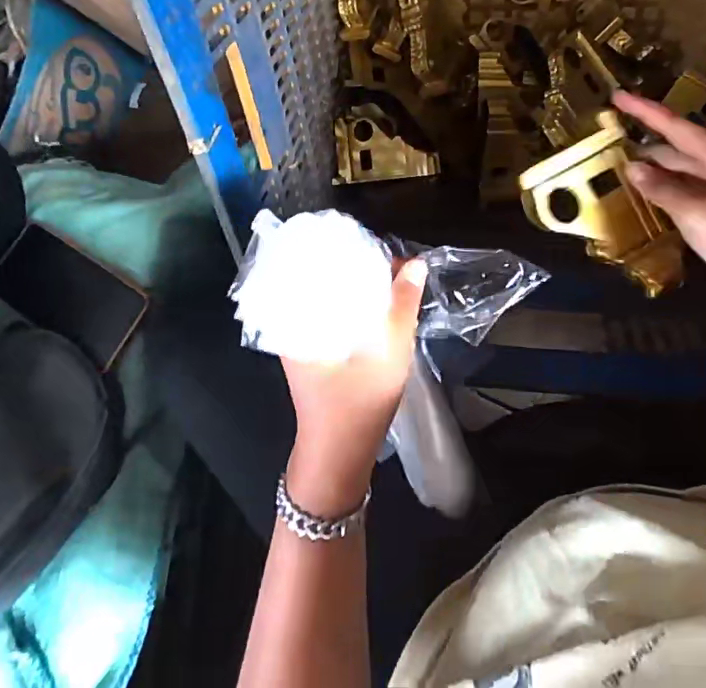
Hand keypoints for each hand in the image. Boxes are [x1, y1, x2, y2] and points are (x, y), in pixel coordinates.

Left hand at [279, 259, 426, 515]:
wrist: (337, 453)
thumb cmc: (359, 401)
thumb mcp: (390, 349)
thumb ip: (402, 303)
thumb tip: (415, 264)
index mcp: (300, 312)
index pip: (318, 261)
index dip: (353, 251)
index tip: (386, 255)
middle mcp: (290, 318)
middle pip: (321, 277)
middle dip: (356, 267)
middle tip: (391, 268)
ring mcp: (296, 335)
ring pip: (325, 296)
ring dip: (353, 287)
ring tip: (385, 282)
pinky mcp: (306, 349)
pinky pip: (325, 313)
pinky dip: (347, 305)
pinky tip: (370, 307)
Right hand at [613, 91, 705, 314]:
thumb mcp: (699, 215)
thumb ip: (664, 190)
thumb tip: (632, 168)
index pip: (680, 130)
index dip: (648, 112)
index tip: (618, 96)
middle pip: (681, 150)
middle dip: (649, 140)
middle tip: (613, 134)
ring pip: (683, 174)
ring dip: (654, 168)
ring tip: (620, 163)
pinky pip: (686, 195)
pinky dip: (664, 191)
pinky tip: (645, 195)